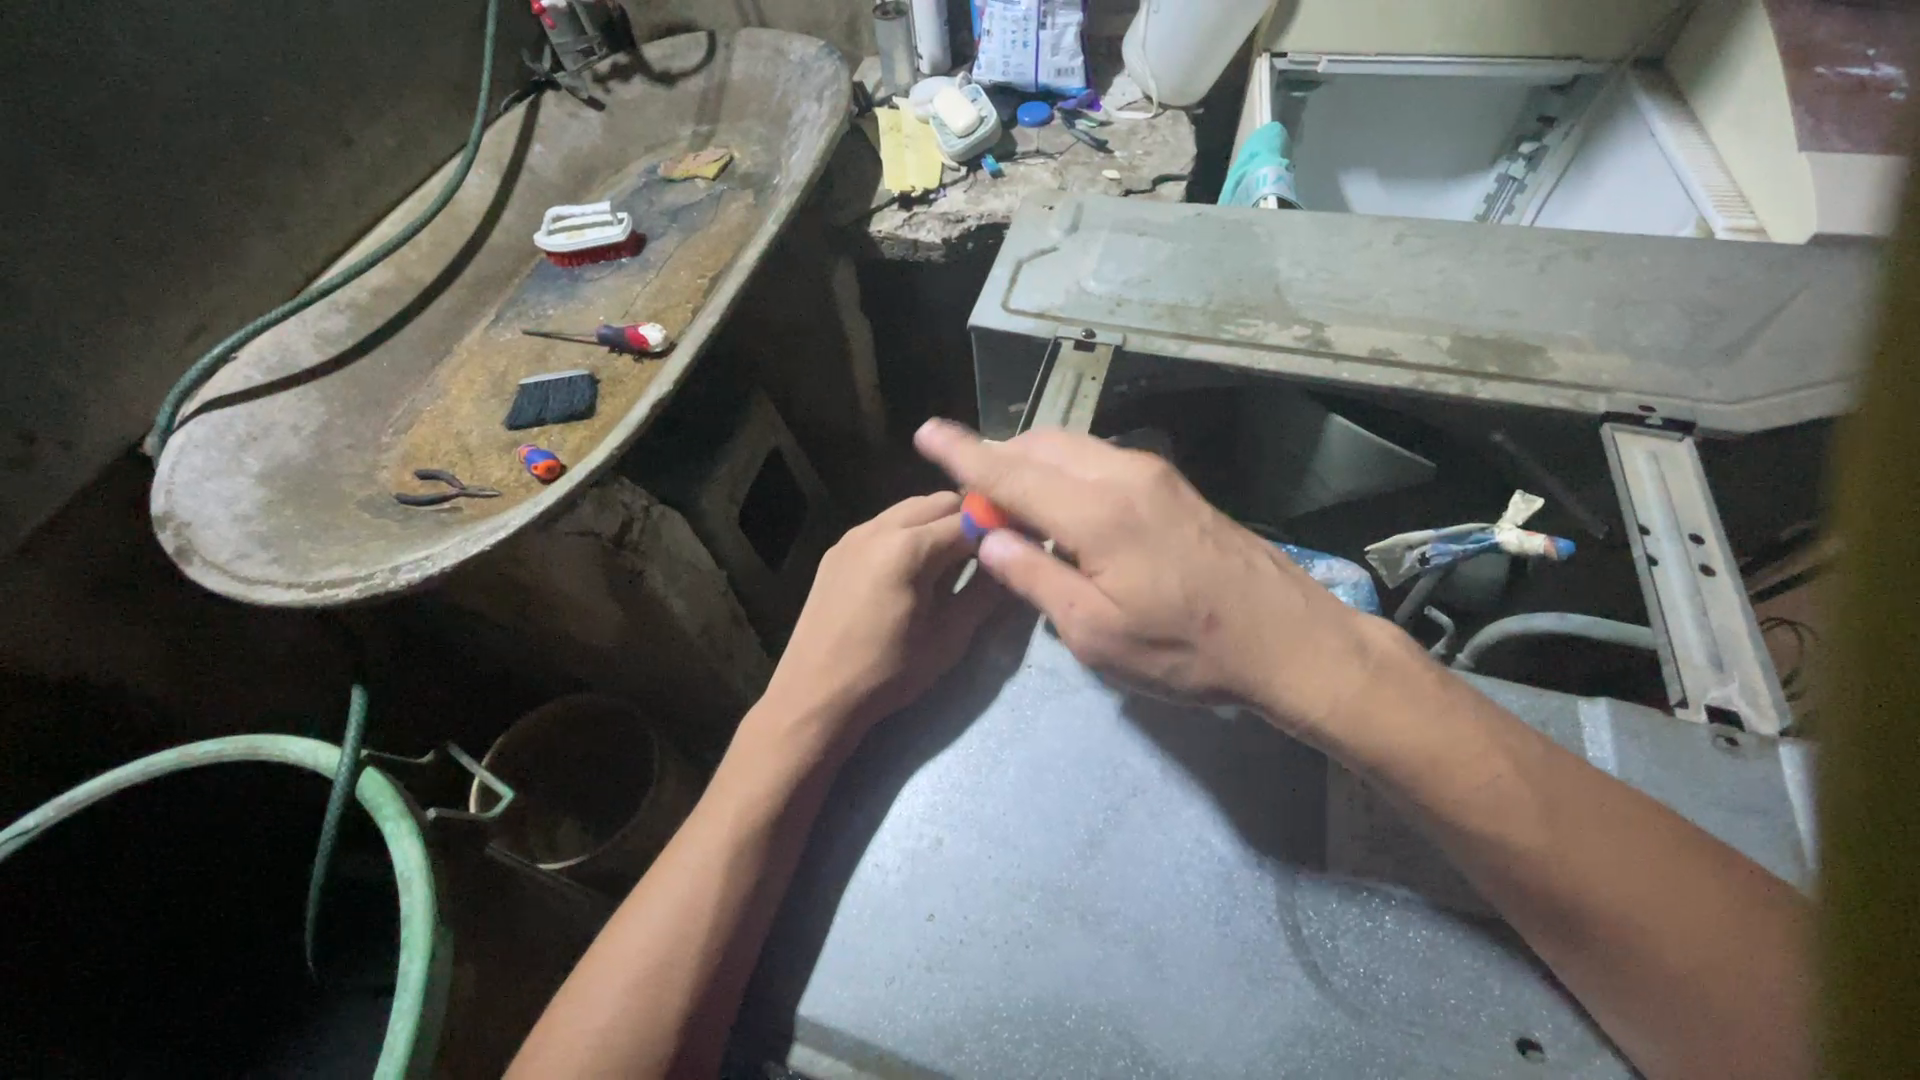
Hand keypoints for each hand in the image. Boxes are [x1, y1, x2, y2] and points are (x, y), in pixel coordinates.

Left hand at [761, 492, 1001, 740]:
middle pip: (940, 501)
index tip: (1022, 541)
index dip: (1001, 527)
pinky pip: (885, 525)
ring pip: (911, 508)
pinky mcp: (838, 550)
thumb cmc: (888, 673)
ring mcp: (853, 535)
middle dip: (971, 518)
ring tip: (957, 558)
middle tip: (993, 549)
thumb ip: (985, 592)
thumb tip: (1016, 560)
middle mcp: (879, 528)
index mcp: (909, 549)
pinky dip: (910, 533)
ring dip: (939, 522)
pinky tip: (918, 567)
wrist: (815, 695)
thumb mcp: (949, 638)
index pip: (971, 519)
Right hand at [914, 420, 1393, 740]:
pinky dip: (1067, 474)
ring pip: (1074, 449)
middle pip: (1042, 446)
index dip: (963, 453)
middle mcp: (1124, 475)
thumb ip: (1035, 579)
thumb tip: (988, 539)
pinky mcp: (1175, 486)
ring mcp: (1155, 476)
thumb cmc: (1187, 650)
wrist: (1289, 641)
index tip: (927, 431)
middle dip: (999, 458)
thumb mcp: (1095, 633)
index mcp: (1097, 513)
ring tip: (1014, 503)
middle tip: (972, 491)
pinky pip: (1102, 462)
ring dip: (1034, 465)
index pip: (1010, 472)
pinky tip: (1065, 510)